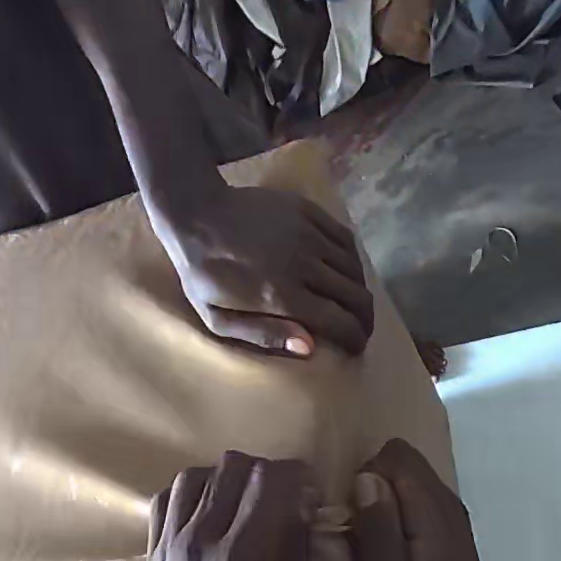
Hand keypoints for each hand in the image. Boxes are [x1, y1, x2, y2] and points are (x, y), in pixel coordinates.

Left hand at [135, 452, 320, 560]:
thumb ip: (299, 557)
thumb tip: (302, 508)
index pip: (270, 479)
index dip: (298, 474)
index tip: (310, 492)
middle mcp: (201, 544)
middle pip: (233, 466)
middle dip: (266, 472)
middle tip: (282, 497)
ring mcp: (169, 549)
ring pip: (195, 475)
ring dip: (227, 478)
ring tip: (245, 503)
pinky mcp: (151, 559)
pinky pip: (166, 500)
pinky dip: (190, 493)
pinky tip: (208, 514)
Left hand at [150, 186, 373, 357]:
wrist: (195, 212)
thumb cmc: (203, 272)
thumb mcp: (218, 317)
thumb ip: (263, 334)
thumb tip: (309, 347)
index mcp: (283, 295)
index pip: (340, 322)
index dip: (355, 339)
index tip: (356, 347)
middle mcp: (304, 265)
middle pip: (356, 296)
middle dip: (365, 319)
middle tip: (360, 328)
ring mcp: (309, 235)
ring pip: (355, 269)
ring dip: (359, 290)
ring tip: (352, 301)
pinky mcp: (309, 212)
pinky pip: (346, 239)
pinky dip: (352, 259)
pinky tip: (345, 269)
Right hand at [350, 440, 535, 560]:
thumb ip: (378, 529)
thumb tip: (365, 477)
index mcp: (433, 511)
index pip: (395, 455)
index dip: (367, 477)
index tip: (357, 520)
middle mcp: (448, 502)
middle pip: (403, 462)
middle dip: (374, 487)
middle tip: (364, 536)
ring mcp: (453, 515)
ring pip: (409, 480)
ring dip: (386, 503)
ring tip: (378, 548)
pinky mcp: (452, 530)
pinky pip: (418, 500)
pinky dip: (399, 515)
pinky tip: (396, 555)